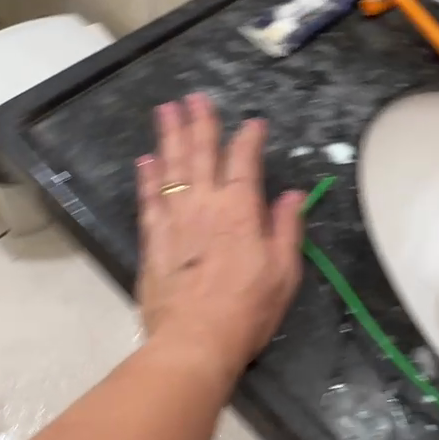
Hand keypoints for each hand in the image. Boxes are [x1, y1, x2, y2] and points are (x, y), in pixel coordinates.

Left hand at [134, 94, 305, 381]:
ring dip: (170, 137)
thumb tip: (292, 195)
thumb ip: (286, 228)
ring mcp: (175, 219)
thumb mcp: (283, 272)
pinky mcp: (152, 238)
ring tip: (166, 111)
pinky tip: (146, 159)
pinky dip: (148, 177)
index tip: (253, 123)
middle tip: (194, 98)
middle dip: (200, 122)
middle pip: (201, 154)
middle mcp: (205, 205)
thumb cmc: (247, 310)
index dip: (249, 138)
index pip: (244, 162)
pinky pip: (149, 198)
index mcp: (240, 211)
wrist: (194, 341)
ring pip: (171, 167)